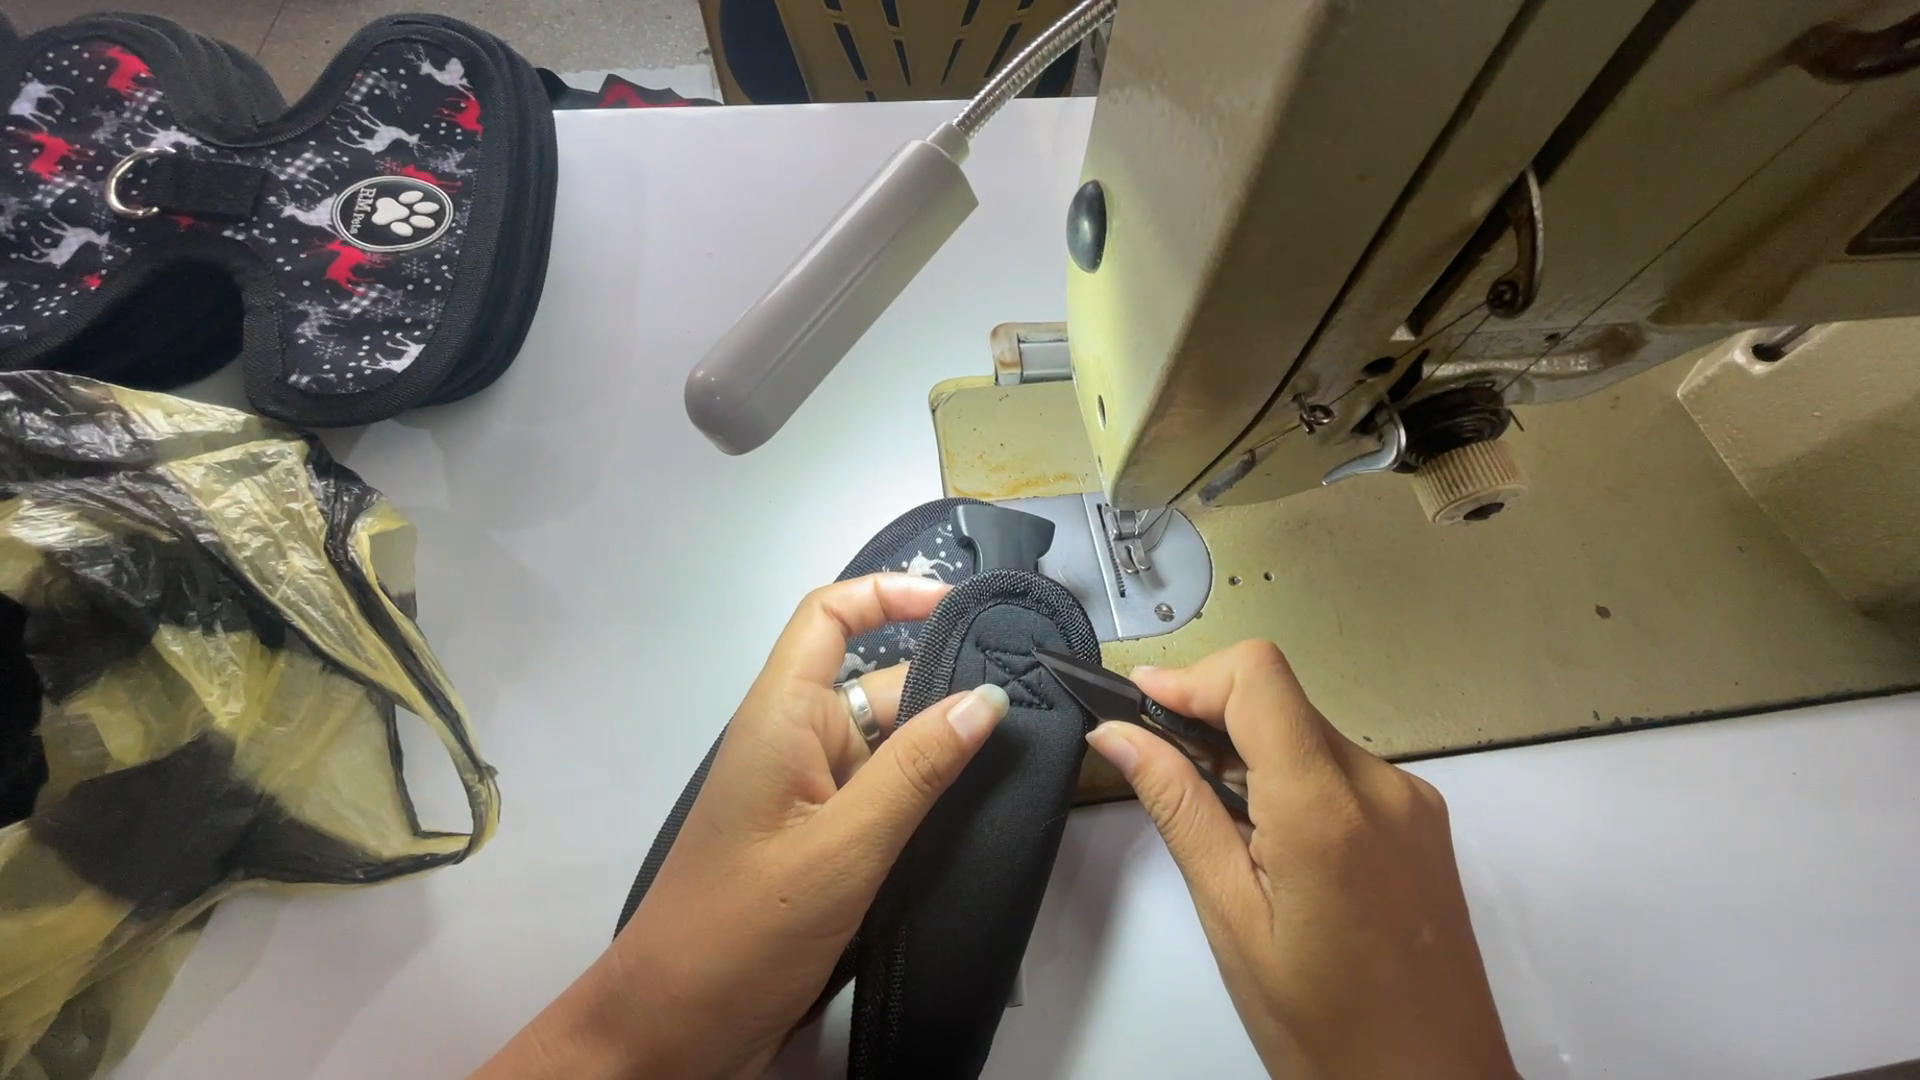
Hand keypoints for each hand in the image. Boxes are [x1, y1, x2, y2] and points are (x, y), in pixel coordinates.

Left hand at [474, 574, 1010, 1079]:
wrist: (676, 1029)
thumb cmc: (746, 928)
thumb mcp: (844, 847)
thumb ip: (917, 770)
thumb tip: (987, 699)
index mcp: (783, 714)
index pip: (829, 618)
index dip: (888, 594)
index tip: (957, 607)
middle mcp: (798, 735)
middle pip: (879, 682)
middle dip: (944, 684)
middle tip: (1027, 696)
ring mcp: (813, 785)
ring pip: (890, 739)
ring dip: (944, 741)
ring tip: (1022, 744)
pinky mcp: (826, 828)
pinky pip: (886, 786)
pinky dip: (929, 785)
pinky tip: (981, 795)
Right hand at [1085, 641, 1515, 1079]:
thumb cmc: (1322, 1027)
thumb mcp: (1230, 915)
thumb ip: (1177, 806)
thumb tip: (1117, 733)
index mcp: (1328, 809)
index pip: (1258, 676)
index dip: (1192, 676)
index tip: (1142, 704)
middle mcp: (1381, 784)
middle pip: (1276, 697)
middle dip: (1208, 715)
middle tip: (1160, 765)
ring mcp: (1409, 797)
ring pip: (1301, 725)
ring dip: (1244, 747)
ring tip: (1216, 818)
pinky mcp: (1419, 815)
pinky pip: (1334, 760)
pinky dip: (1284, 770)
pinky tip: (1266, 833)